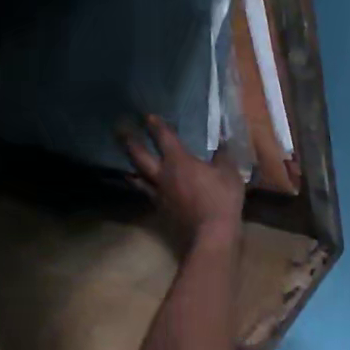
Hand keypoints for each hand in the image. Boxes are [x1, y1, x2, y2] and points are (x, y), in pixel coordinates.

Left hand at [121, 115, 244, 247]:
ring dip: (131, 167)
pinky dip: (140, 187)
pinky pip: (146, 193)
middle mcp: (163, 175)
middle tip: (120, 131)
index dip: (156, 126)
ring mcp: (159, 194)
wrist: (211, 233)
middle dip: (130, 142)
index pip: (165, 138)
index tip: (148, 116)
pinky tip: (141, 187)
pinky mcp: (161, 210)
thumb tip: (221, 140)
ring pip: (138, 177)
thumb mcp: (229, 172)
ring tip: (125, 164)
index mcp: (179, 162)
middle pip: (141, 156)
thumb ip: (223, 155)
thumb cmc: (221, 198)